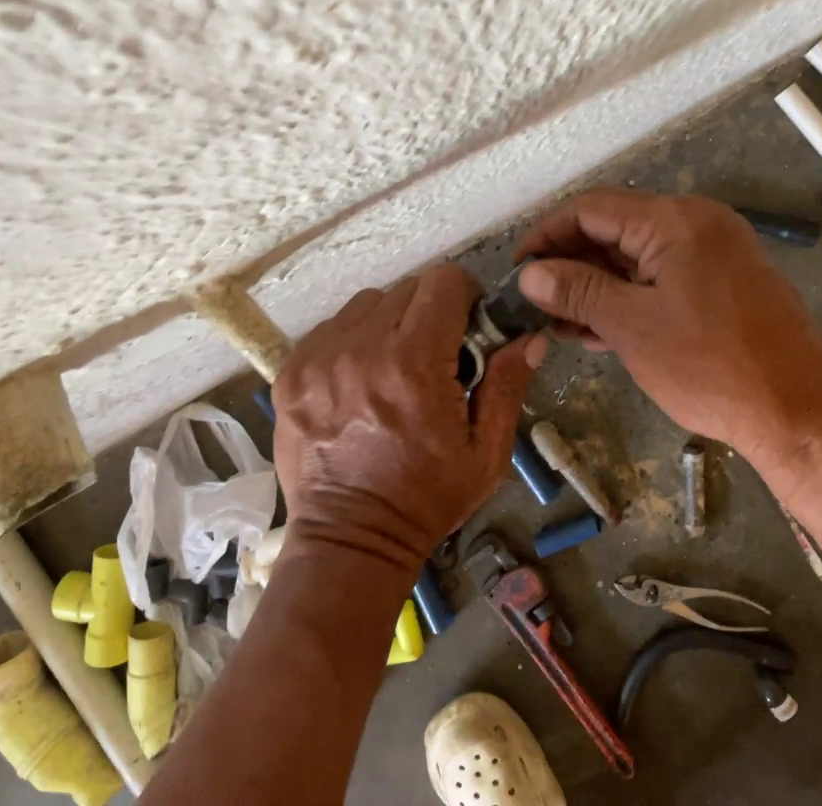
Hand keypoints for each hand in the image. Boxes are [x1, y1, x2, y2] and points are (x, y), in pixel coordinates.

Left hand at [273, 264, 543, 570]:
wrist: (350, 539)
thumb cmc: (426, 499)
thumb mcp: (486, 453)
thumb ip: (507, 386)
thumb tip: (529, 336)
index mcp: (414, 365)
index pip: (443, 283)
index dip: (464, 296)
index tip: (467, 325)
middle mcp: (362, 349)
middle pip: (406, 288)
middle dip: (429, 312)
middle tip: (435, 354)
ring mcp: (319, 359)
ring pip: (365, 304)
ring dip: (388, 323)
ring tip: (394, 366)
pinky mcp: (291, 373)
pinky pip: (331, 329)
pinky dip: (352, 341)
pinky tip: (360, 379)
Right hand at [516, 189, 821, 479]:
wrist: (799, 411)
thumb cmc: (710, 366)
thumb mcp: (631, 326)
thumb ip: (578, 291)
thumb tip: (530, 274)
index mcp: (675, 221)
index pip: (591, 209)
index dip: (546, 236)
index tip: (516, 270)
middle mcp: (697, 224)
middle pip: (615, 230)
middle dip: (570, 264)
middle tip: (534, 302)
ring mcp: (715, 255)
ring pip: (637, 258)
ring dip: (596, 286)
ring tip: (558, 322)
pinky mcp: (724, 285)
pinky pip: (662, 279)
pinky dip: (628, 298)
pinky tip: (597, 329)